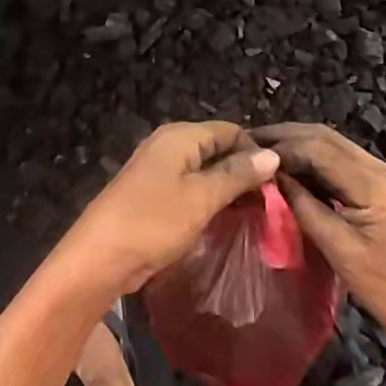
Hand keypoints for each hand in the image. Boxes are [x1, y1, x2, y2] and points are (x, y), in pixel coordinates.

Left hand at [59, 121, 279, 295]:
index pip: (230, 130)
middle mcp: (168, 144)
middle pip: (218, 148)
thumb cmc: (154, 221)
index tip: (283, 181)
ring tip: (261, 212)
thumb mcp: (201, 197)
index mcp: (179, 136)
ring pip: (206, 169)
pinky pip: (192, 186)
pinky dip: (212, 198)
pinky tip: (231, 217)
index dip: (256, 151)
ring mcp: (159, 168)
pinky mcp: (155, 192)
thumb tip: (272, 154)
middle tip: (276, 201)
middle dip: (245, 170)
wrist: (102, 255)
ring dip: (230, 187)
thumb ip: (236, 174)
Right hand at [253, 123, 385, 346]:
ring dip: (297, 144)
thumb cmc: (384, 288)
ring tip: (263, 152)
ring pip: (333, 143)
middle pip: (326, 137)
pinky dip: (313, 157)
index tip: (247, 153)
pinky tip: (292, 167)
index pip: (317, 148)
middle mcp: (385, 170)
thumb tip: (268, 174)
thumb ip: (301, 204)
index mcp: (376, 186)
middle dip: (285, 136)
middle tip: (247, 142)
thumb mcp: (336, 248)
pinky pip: (342, 158)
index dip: (280, 147)